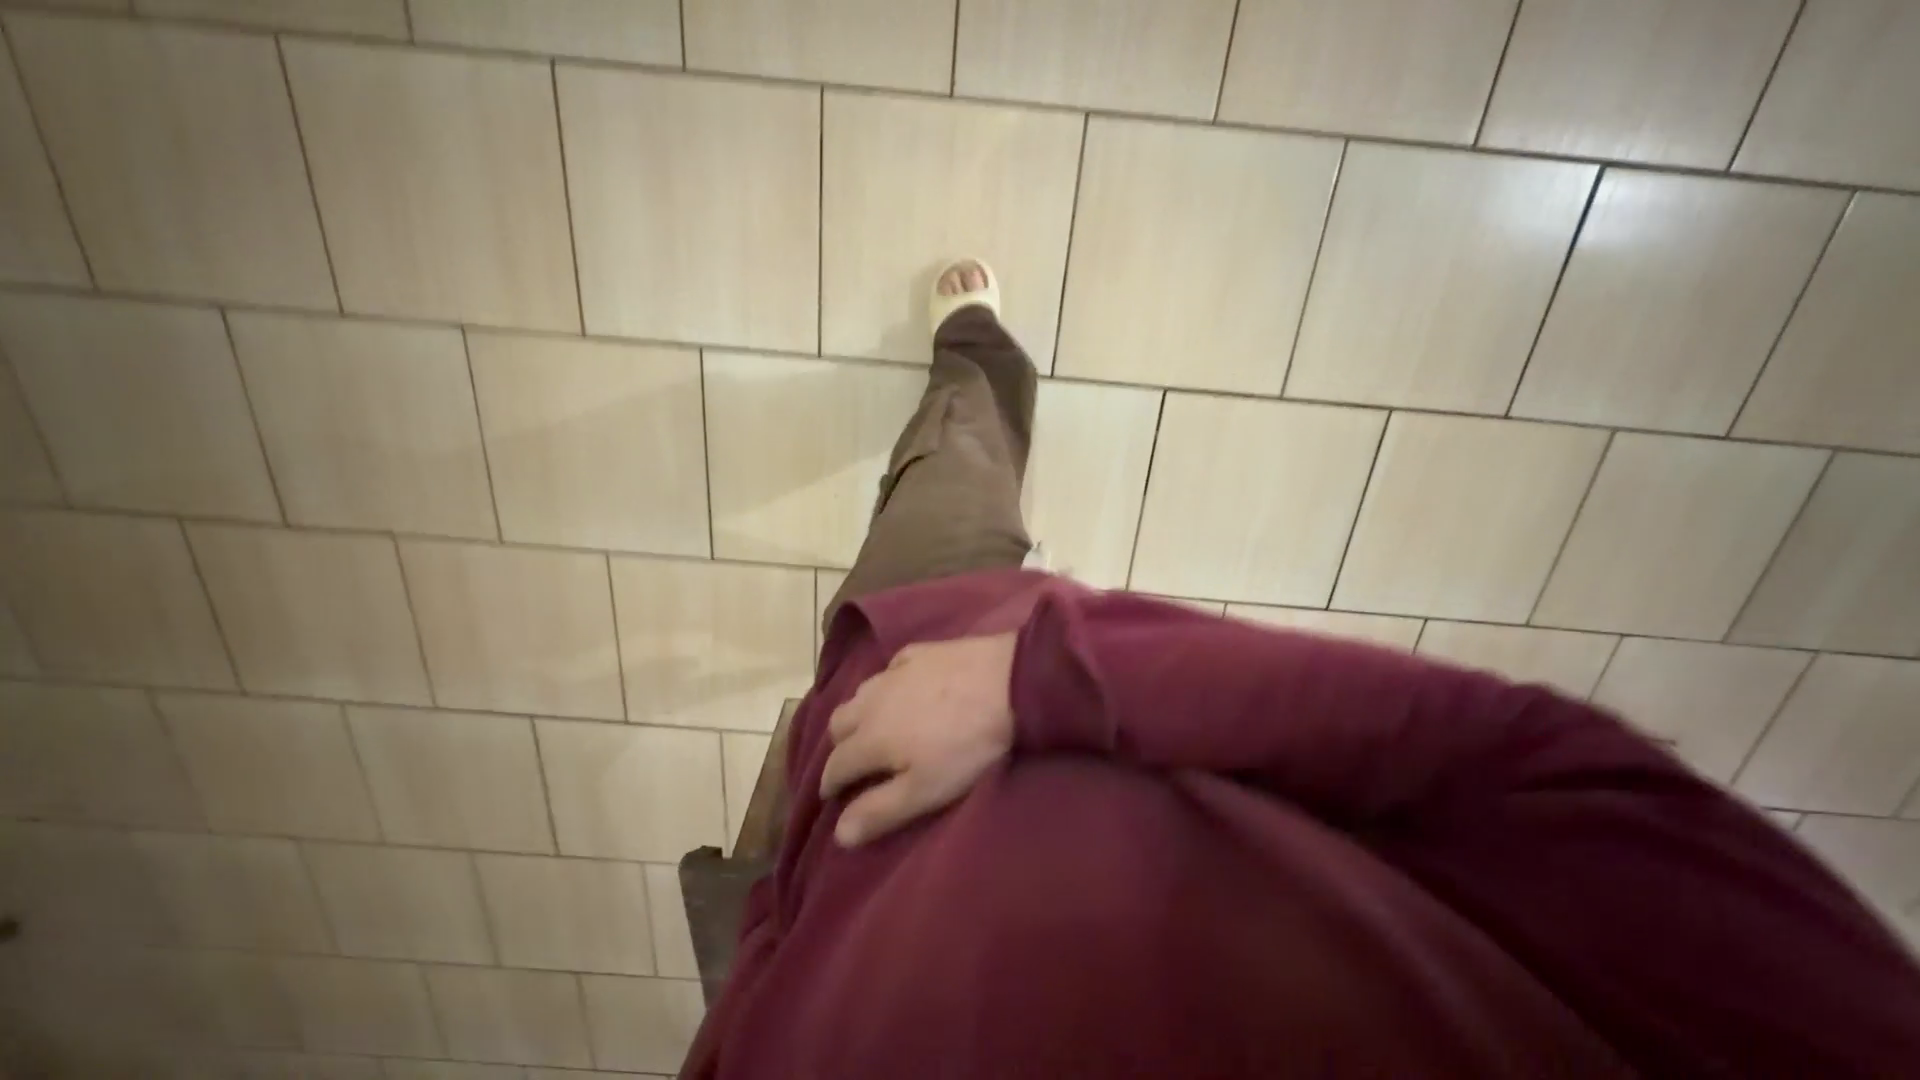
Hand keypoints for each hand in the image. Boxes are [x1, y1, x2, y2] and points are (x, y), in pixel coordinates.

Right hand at [819, 632, 1018, 846]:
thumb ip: (879, 810)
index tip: (830, 797)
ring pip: (860, 693)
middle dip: (839, 746)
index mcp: (869, 738)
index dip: (829, 784)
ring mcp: (894, 672)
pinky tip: (901, 688)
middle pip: (838, 724)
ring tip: (873, 726)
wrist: (1009, 684)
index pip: (835, 765)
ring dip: (858, 713)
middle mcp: (871, 701)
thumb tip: (837, 834)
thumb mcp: (925, 790)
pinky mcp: (919, 652)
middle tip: (852, 763)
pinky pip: (889, 668)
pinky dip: (886, 682)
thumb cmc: (967, 746)